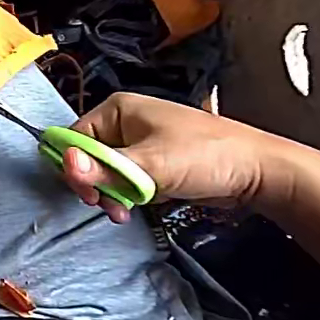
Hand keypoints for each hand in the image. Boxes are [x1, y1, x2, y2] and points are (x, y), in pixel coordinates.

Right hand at [61, 92, 290, 222]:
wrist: (255, 172)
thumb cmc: (204, 157)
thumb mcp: (150, 165)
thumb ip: (105, 167)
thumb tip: (64, 163)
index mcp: (118, 109)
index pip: (74, 138)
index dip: (75, 167)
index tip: (89, 193)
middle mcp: (124, 122)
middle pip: (87, 157)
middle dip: (94, 185)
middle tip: (109, 205)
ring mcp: (138, 143)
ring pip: (104, 173)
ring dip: (110, 195)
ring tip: (125, 210)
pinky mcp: (151, 163)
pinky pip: (124, 180)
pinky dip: (125, 196)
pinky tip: (134, 209)